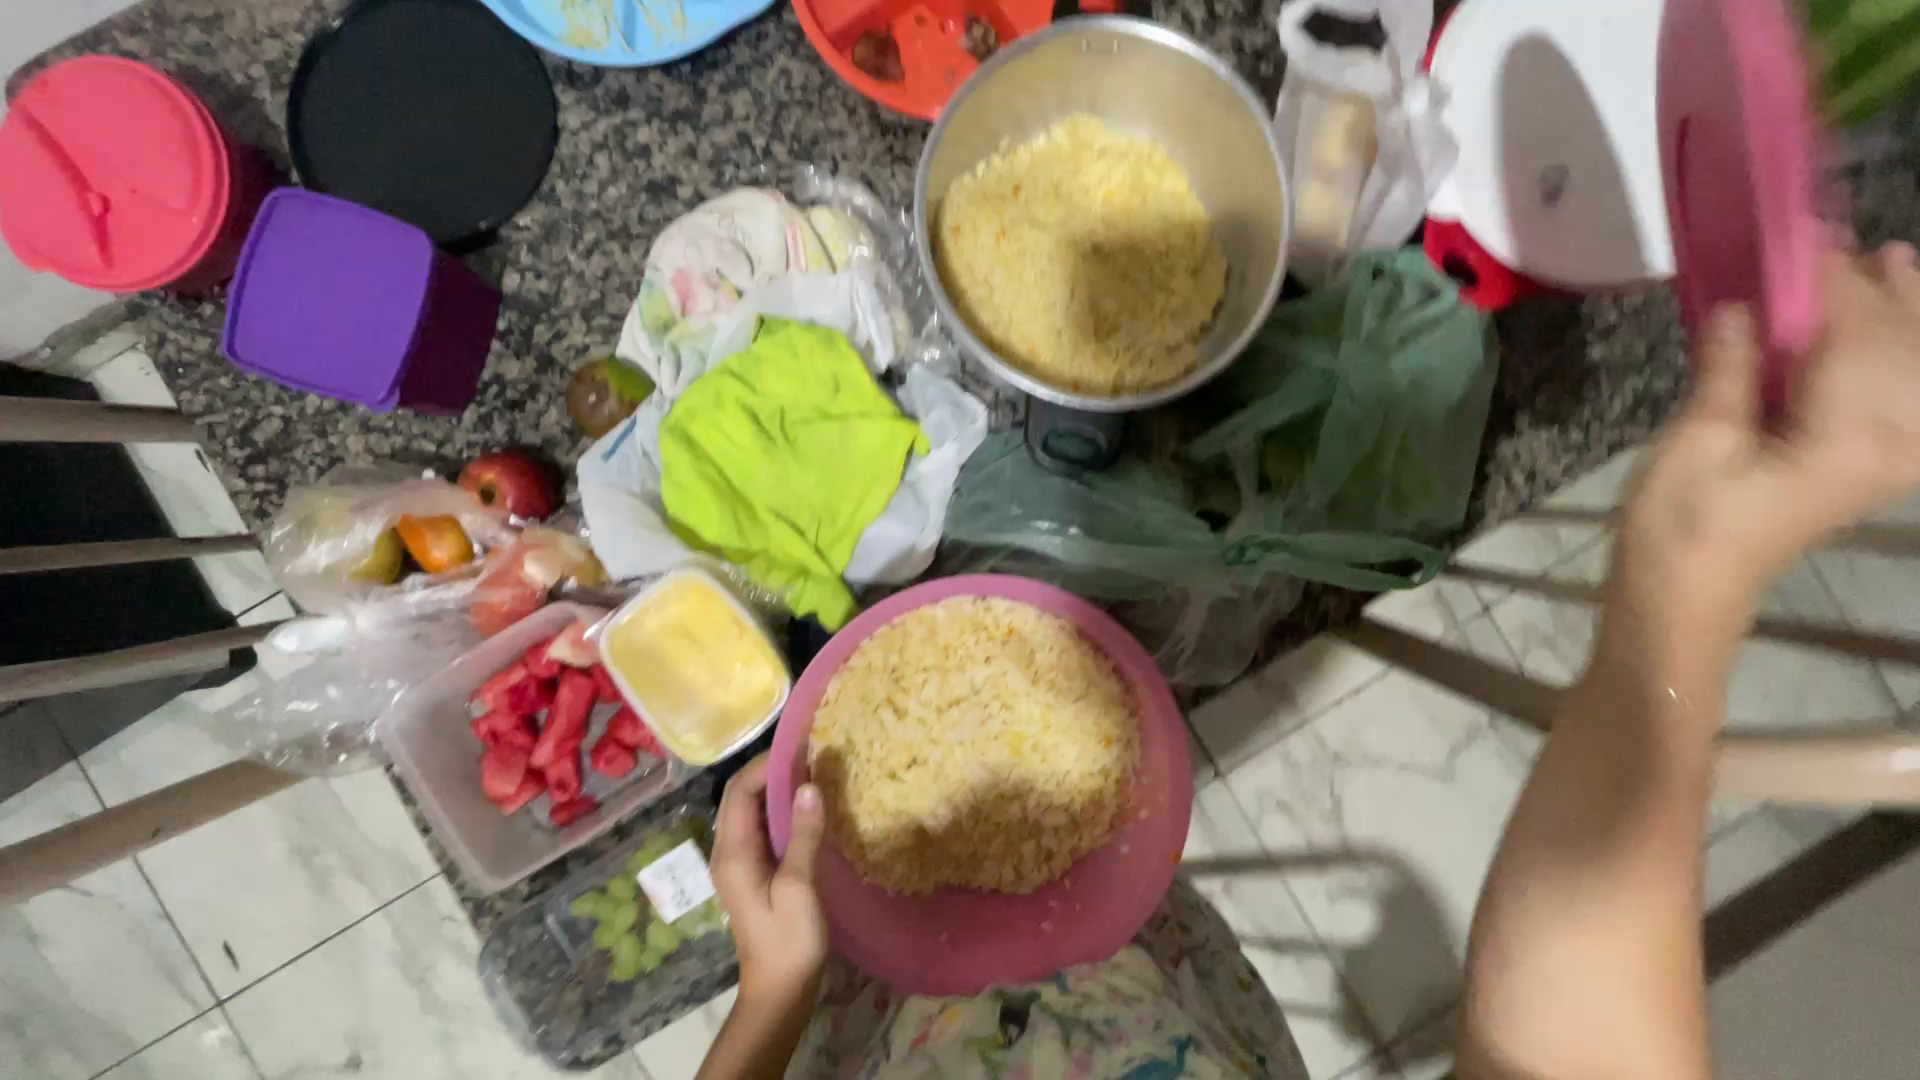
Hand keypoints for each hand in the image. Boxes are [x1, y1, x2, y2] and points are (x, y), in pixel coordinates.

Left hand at [711, 754, 828, 1012]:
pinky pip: (765, 825)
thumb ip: (802, 836)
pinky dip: (784, 807)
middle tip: (812, 753)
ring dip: (779, 786)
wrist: (780, 991)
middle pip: (743, 795)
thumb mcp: (798, 888)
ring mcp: (742, 860)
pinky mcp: (757, 869)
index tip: (802, 747)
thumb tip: (809, 786)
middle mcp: (730, 850)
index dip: (767, 764)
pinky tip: (810, 804)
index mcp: (733, 852)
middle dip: (773, 769)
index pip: (740, 790)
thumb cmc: (788, 942)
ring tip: (815, 769)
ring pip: (754, 808)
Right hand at [1605, 241, 1919, 668]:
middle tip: (1840, 242)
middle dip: (1875, 289)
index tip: (1803, 234)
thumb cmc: (1679, 524)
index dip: (1830, 279)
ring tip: (1894, 263)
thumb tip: (1737, 311)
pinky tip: (1892, 331)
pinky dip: (1900, 354)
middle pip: (1902, 344)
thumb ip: (1727, 375)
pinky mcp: (1870, 463)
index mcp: (1847, 433)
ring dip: (1904, 314)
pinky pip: (1906, 393)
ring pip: (1916, 366)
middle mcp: (1894, 438)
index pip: (1854, 334)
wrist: (1686, 591)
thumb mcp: (1693, 445)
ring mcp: (1890, 453)